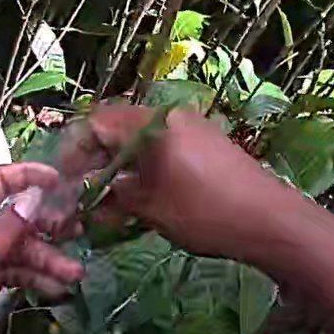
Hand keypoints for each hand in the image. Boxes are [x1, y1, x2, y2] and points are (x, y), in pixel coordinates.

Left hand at [0, 163, 84, 333]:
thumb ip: (7, 227)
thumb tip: (36, 195)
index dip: (29, 175)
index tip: (61, 179)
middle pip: (15, 214)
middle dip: (46, 223)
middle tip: (76, 230)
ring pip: (20, 245)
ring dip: (47, 257)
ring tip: (75, 273)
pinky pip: (15, 268)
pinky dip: (35, 276)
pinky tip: (57, 287)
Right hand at [64, 104, 315, 265]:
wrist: (270, 218)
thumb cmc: (206, 212)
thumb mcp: (152, 208)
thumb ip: (114, 197)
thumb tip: (85, 198)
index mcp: (152, 125)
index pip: (97, 123)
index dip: (75, 150)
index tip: (64, 180)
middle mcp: (168, 116)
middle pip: (117, 127)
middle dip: (96, 158)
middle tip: (83, 192)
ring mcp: (189, 125)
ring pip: (140, 138)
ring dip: (120, 164)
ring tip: (109, 199)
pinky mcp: (204, 140)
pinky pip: (163, 144)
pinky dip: (145, 164)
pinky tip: (140, 193)